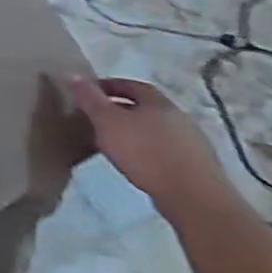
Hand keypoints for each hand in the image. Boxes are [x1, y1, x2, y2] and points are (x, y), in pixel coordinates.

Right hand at [68, 77, 231, 215]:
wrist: (193, 196)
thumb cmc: (144, 152)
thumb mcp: (107, 121)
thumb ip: (90, 98)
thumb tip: (76, 76)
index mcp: (159, 103)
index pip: (132, 85)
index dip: (109, 85)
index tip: (87, 92)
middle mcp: (180, 118)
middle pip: (146, 107)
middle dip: (121, 108)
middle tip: (96, 117)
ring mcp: (192, 142)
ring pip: (156, 128)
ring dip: (134, 130)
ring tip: (112, 141)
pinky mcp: (196, 165)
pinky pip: (164, 148)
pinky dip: (147, 148)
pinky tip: (135, 161)